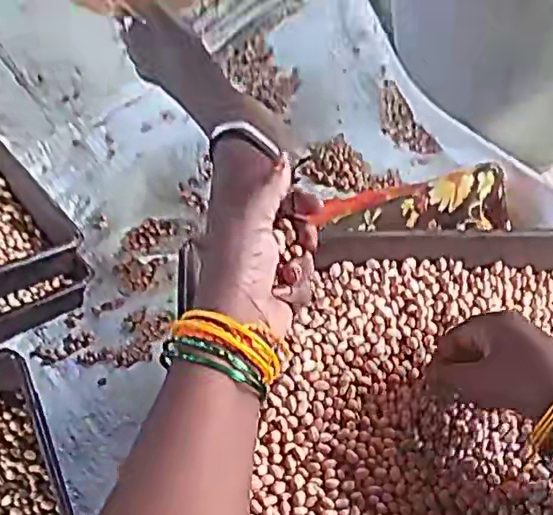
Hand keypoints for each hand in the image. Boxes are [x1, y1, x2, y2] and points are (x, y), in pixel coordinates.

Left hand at [195, 141, 319, 337]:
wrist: (241, 316)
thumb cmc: (239, 266)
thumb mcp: (253, 215)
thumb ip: (270, 187)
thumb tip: (282, 160)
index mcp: (247, 223)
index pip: (281, 204)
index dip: (299, 203)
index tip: (314, 207)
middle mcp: (258, 246)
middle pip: (297, 230)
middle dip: (305, 236)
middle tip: (303, 241)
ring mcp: (271, 273)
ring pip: (304, 259)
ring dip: (300, 265)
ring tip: (286, 272)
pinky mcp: (283, 297)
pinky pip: (304, 285)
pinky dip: (297, 289)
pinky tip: (282, 291)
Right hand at [425, 312, 552, 419]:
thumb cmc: (516, 383)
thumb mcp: (474, 381)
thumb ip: (447, 375)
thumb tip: (431, 373)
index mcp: (491, 322)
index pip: (453, 336)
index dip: (440, 359)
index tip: (433, 381)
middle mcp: (509, 322)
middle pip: (471, 341)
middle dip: (457, 364)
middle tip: (450, 388)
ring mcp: (525, 336)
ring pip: (487, 351)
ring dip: (474, 371)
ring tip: (470, 393)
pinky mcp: (536, 353)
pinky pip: (504, 359)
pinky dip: (492, 373)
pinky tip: (493, 392)